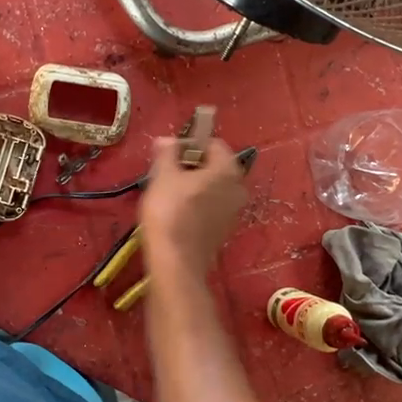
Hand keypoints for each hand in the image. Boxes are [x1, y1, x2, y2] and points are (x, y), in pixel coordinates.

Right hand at [138, 136, 247, 275]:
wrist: (176, 261)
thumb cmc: (170, 211)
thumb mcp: (163, 176)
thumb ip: (167, 153)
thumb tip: (167, 140)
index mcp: (228, 170)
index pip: (213, 144)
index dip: (189, 144)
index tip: (168, 155)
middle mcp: (238, 188)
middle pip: (214, 167)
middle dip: (191, 166)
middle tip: (167, 173)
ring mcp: (233, 212)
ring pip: (213, 188)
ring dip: (193, 186)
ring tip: (168, 193)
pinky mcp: (224, 230)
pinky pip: (211, 207)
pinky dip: (197, 204)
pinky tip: (176, 212)